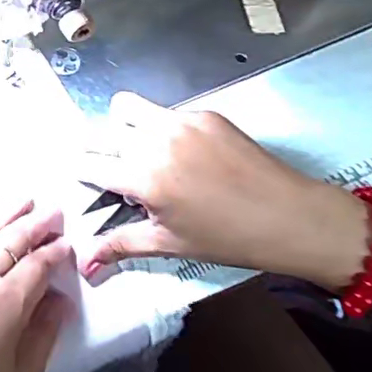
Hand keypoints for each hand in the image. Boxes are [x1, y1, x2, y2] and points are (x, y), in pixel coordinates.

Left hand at [0, 201, 73, 371]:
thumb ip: (44, 333)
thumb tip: (59, 298)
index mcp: (5, 303)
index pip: (40, 263)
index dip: (58, 252)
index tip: (70, 246)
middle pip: (13, 238)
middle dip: (38, 223)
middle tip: (56, 213)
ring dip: (7, 214)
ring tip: (26, 201)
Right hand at [74, 92, 369, 288]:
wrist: (287, 214)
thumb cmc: (227, 237)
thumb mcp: (169, 243)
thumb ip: (121, 244)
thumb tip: (85, 263)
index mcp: (144, 177)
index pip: (90, 163)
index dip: (84, 174)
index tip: (90, 181)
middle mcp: (156, 141)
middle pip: (102, 131)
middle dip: (100, 149)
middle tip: (117, 170)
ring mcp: (181, 122)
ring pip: (129, 108)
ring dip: (125, 127)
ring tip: (143, 151)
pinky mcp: (204, 113)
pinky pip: (166, 111)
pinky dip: (161, 127)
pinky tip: (185, 153)